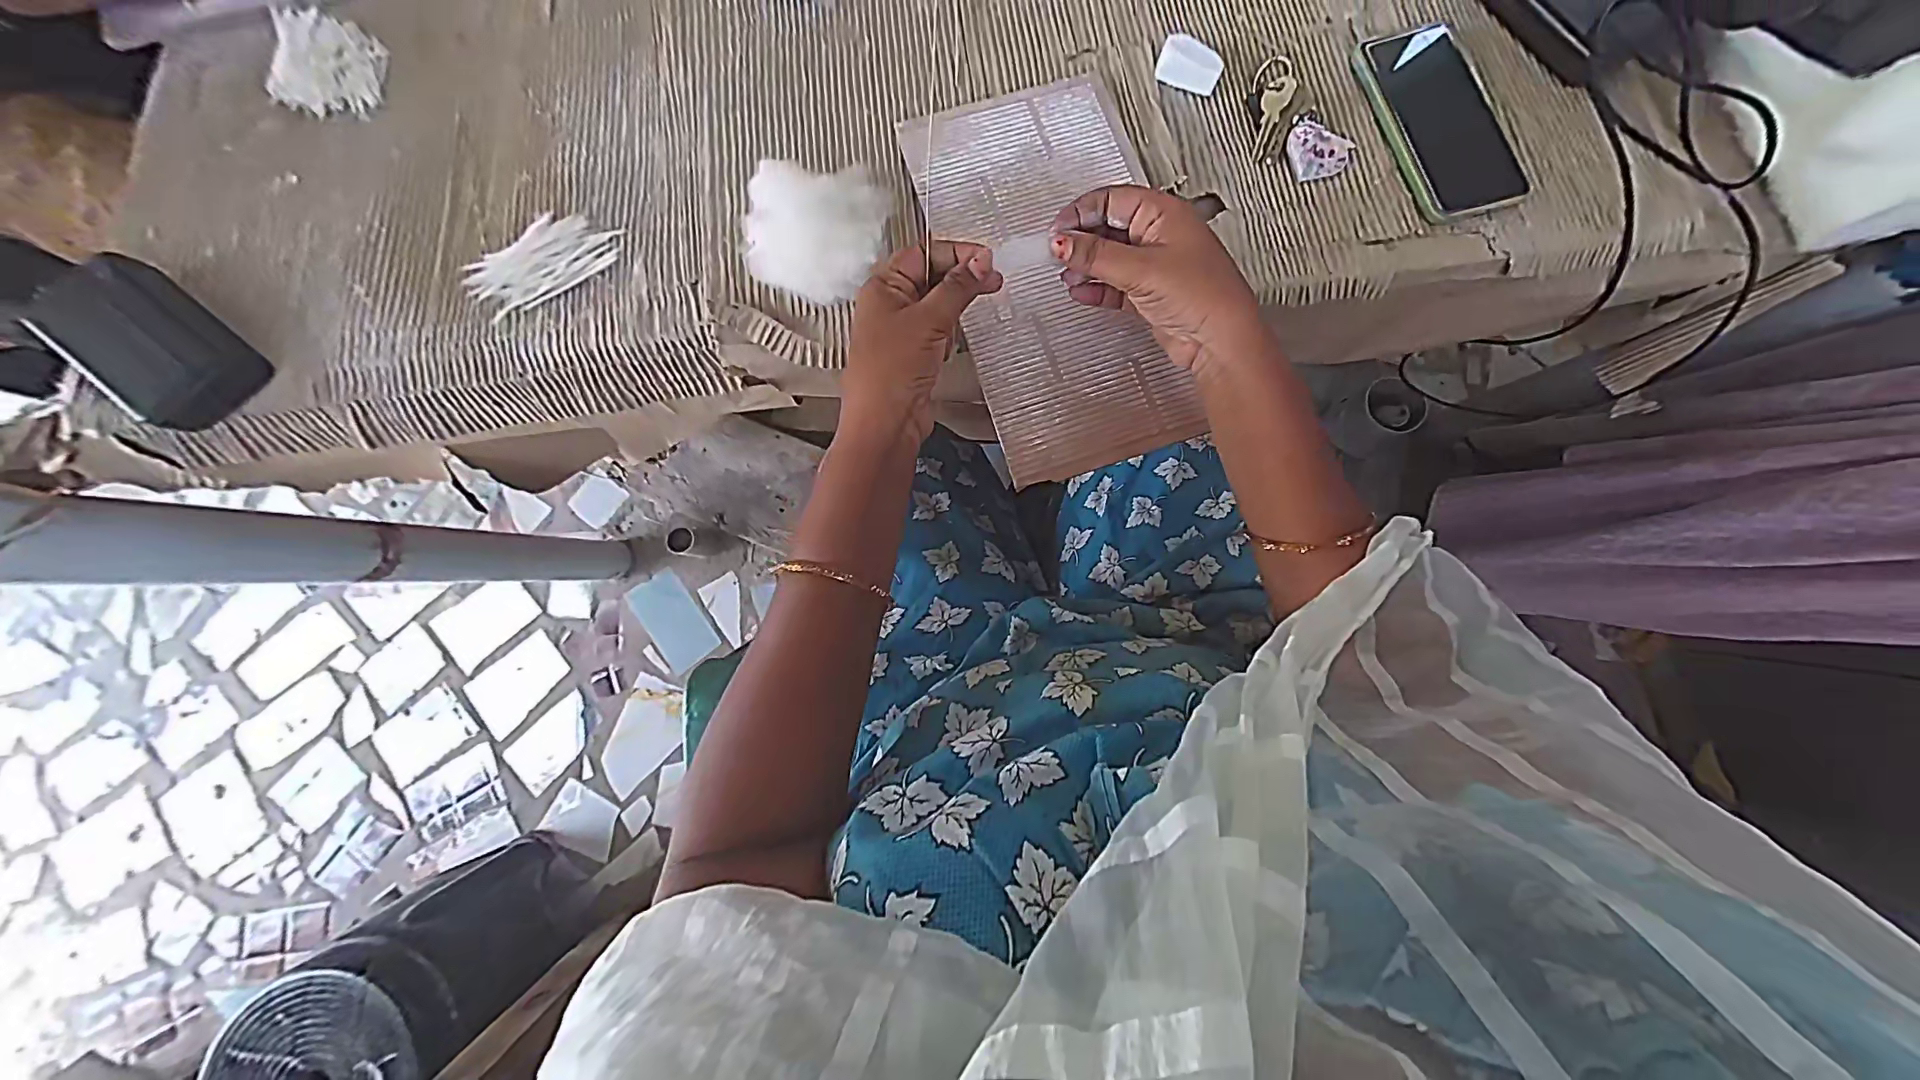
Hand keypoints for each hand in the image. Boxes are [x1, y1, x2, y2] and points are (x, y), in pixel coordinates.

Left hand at [843, 241, 1002, 443]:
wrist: (886, 424)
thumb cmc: (890, 374)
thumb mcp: (929, 320)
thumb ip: (957, 287)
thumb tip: (979, 262)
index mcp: (882, 287)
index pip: (922, 254)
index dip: (955, 253)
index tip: (985, 259)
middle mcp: (889, 307)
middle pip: (931, 278)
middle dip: (961, 278)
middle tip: (992, 280)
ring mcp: (901, 332)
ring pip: (936, 306)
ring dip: (957, 306)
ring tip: (979, 306)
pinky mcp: (914, 356)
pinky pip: (938, 332)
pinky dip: (950, 332)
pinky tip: (956, 339)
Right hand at [1051, 186, 1264, 373]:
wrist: (1220, 340)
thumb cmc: (1204, 296)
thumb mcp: (1140, 269)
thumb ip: (1095, 255)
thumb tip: (1062, 241)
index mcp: (1163, 213)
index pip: (1111, 200)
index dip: (1080, 213)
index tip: (1057, 232)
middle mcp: (1158, 235)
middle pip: (1107, 228)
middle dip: (1080, 242)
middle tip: (1058, 255)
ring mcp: (1153, 265)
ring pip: (1108, 258)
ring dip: (1085, 267)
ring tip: (1068, 277)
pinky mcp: (1148, 293)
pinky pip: (1114, 285)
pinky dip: (1096, 289)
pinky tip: (1081, 293)